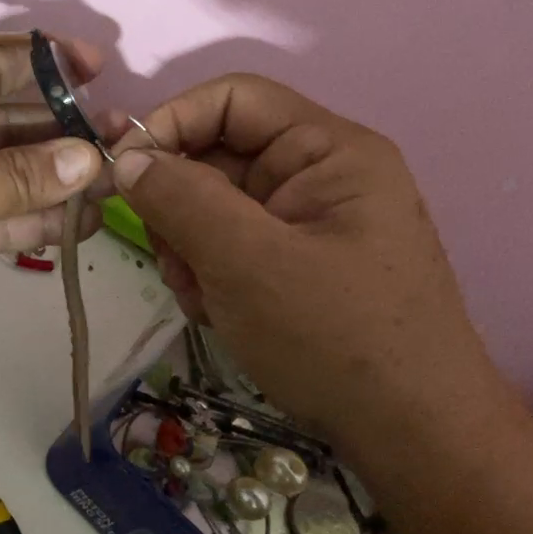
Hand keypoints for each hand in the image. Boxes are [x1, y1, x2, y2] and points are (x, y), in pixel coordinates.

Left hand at [0, 44, 115, 356]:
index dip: (42, 64)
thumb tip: (89, 157)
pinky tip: (81, 224)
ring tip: (116, 188)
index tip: (98, 68)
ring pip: (11, 177)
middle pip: (10, 125)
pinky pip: (1, 219)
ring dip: (58, 181)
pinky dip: (37, 222)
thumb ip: (14, 178)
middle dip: (63, 132)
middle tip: (124, 144)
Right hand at [111, 74, 509, 444]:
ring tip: (202, 293)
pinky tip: (216, 309)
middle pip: (212, 153)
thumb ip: (180, 197)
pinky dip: (205, 270)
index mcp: (328, 152)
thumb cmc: (335, 338)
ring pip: (208, 202)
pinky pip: (223, 242)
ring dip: (186, 244)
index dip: (169, 122)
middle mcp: (317, 175)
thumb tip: (125, 159)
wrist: (410, 434)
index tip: (122, 173)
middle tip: (172, 256)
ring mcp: (303, 220)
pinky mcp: (291, 260)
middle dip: (176, 202)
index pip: (230, 99)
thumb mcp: (246, 261)